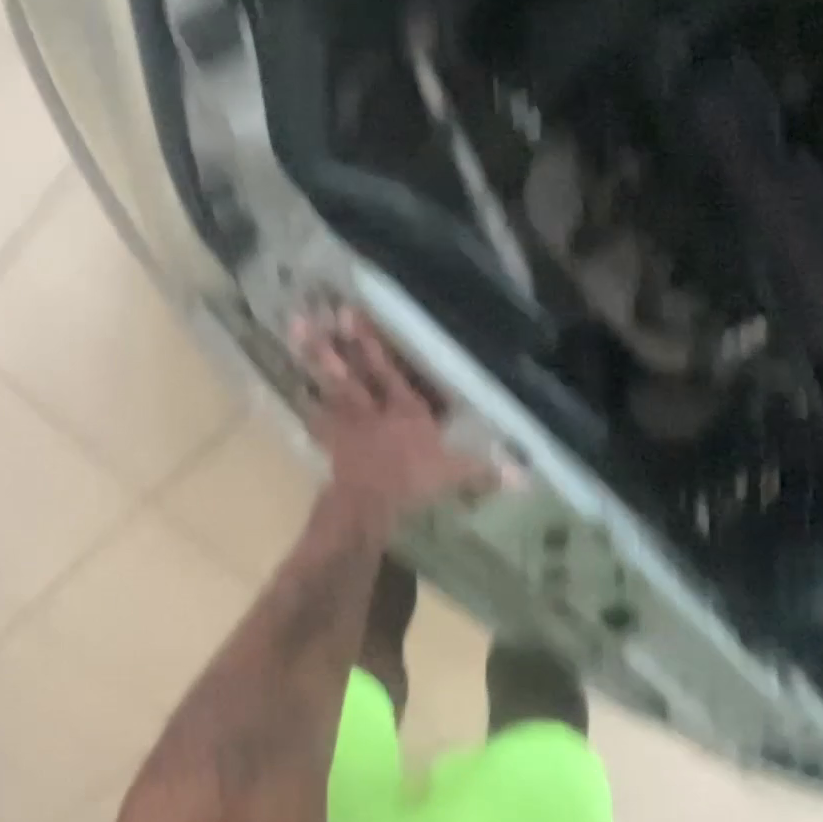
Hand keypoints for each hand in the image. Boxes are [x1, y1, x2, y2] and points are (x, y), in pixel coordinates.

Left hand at [293, 306, 493, 521]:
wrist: (369, 507)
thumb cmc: (414, 483)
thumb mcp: (457, 474)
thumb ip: (486, 469)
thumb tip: (526, 475)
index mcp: (406, 410)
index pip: (388, 370)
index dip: (371, 343)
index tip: (350, 314)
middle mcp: (373, 412)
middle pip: (350, 374)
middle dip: (332, 345)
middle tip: (307, 316)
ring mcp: (348, 430)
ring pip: (330, 390)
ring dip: (314, 364)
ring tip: (296, 335)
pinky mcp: (333, 449)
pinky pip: (319, 425)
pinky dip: (311, 410)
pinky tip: (300, 394)